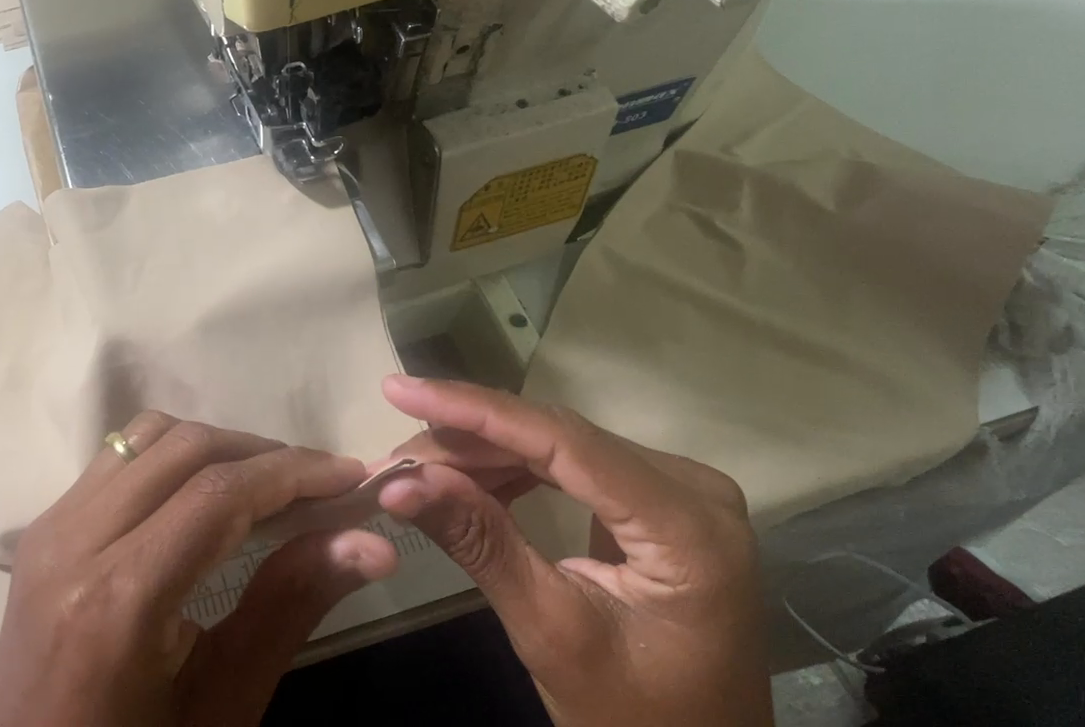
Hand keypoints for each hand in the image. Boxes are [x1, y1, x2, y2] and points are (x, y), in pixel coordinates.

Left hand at [0, 412, 399, 726]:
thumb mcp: (223, 703)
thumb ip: (290, 607)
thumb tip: (372, 542)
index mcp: (119, 598)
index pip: (219, 493)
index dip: (293, 472)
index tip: (351, 474)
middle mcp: (74, 540)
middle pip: (184, 448)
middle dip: (261, 454)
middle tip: (318, 484)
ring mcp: (50, 528)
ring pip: (146, 437)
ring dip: (215, 446)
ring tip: (266, 485)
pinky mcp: (41, 528)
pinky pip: (116, 458)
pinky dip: (170, 456)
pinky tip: (203, 493)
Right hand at [377, 376, 770, 726]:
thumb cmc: (635, 717)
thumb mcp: (551, 633)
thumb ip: (480, 544)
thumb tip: (399, 482)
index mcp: (687, 528)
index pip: (563, 442)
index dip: (475, 411)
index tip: (399, 391)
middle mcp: (691, 488)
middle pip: (557, 438)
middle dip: (467, 438)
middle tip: (393, 455)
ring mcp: (677, 491)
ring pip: (557, 445)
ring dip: (482, 453)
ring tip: (415, 469)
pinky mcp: (656, 500)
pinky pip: (571, 465)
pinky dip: (511, 469)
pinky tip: (464, 477)